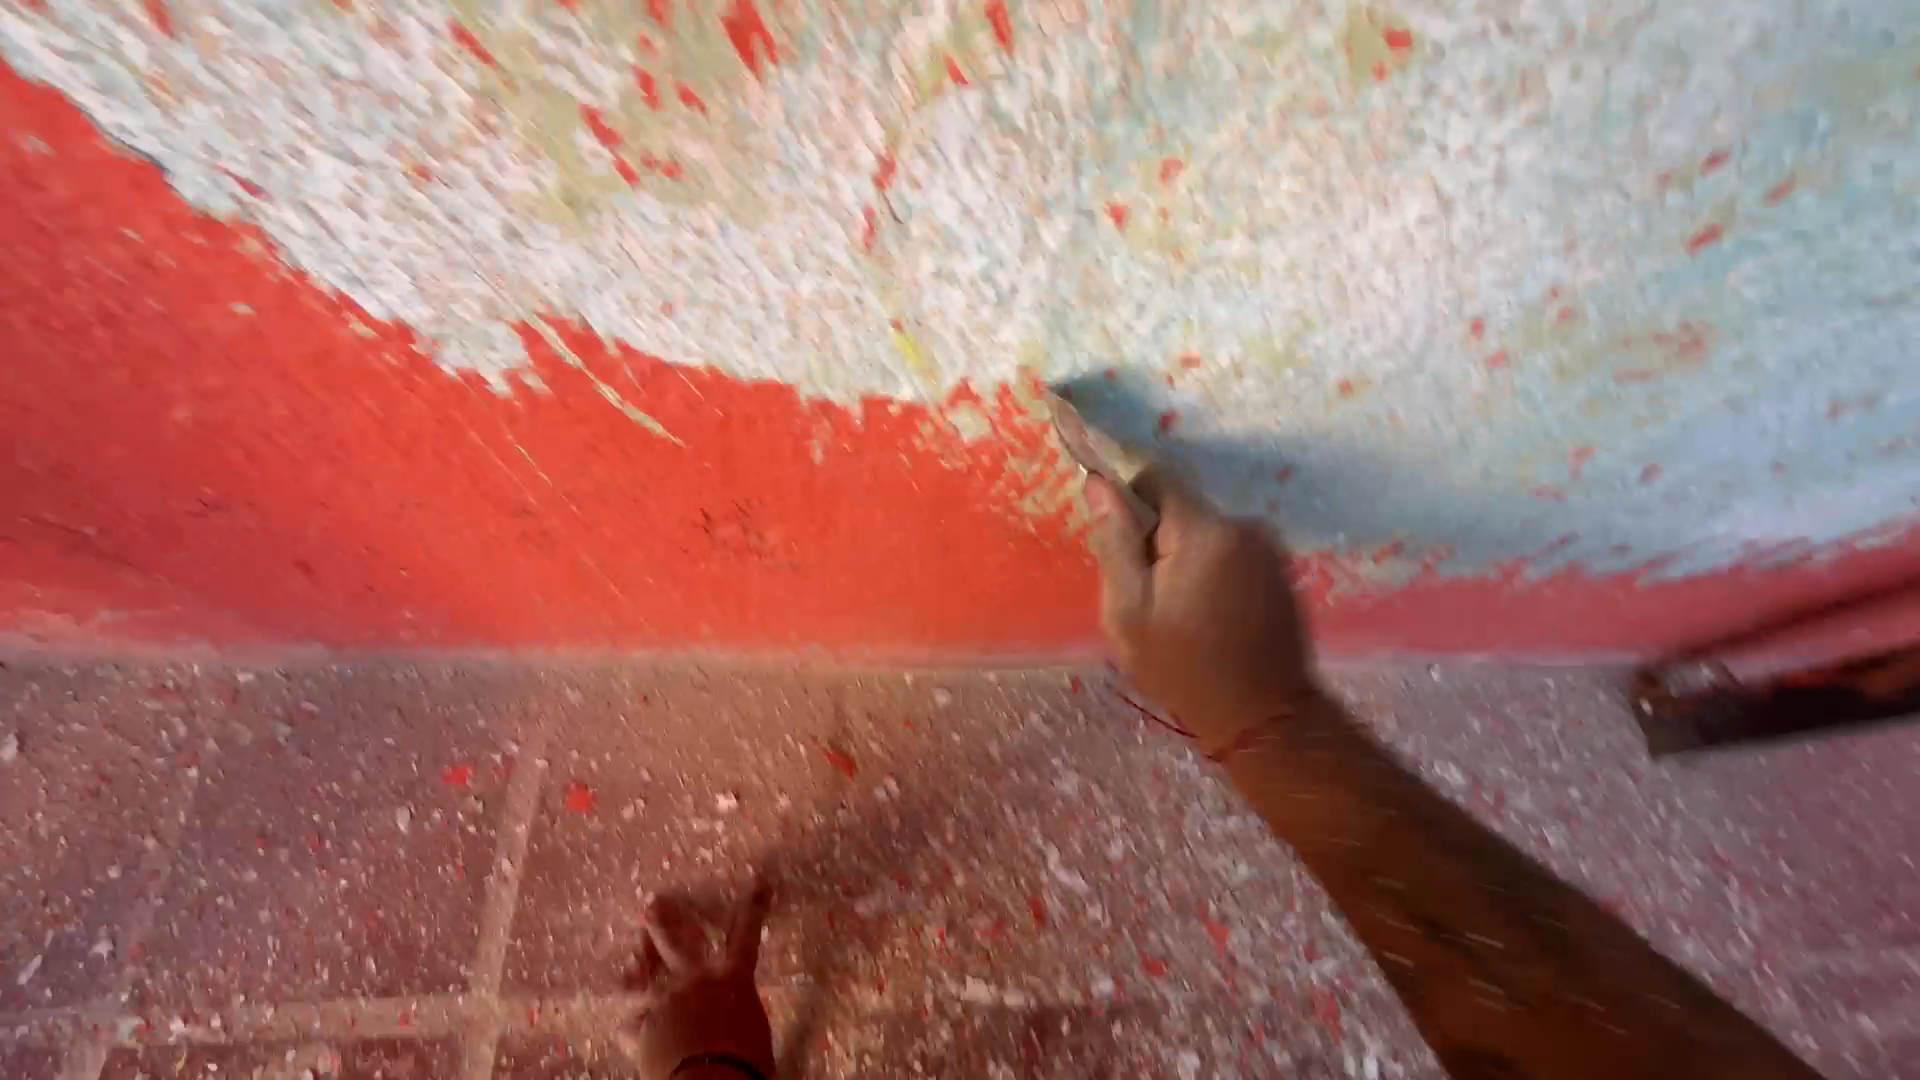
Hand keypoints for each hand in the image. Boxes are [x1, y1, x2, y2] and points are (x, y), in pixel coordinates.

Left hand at [623, 883, 775, 1079]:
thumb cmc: (746, 1059)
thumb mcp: (754, 1029)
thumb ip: (739, 1012)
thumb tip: (733, 1017)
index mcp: (733, 978)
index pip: (747, 932)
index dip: (753, 903)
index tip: (759, 879)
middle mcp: (698, 980)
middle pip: (679, 943)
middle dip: (665, 921)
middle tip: (653, 903)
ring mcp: (667, 1001)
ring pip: (646, 976)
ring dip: (638, 963)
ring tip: (632, 957)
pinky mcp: (643, 1029)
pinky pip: (631, 1025)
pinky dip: (633, 1026)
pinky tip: (629, 1025)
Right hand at [1084, 470, 1317, 747]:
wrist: (1263, 716)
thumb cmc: (1183, 667)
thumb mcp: (1128, 611)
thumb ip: (1115, 542)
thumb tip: (1100, 484)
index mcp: (1203, 532)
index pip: (1154, 479)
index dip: (1125, 498)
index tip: (1112, 533)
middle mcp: (1243, 526)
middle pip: (1180, 507)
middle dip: (1154, 536)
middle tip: (1141, 589)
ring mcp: (1268, 547)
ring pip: (1203, 529)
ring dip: (1181, 553)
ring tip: (1175, 605)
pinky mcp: (1280, 568)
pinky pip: (1228, 549)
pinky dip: (1208, 566)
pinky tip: (1204, 608)